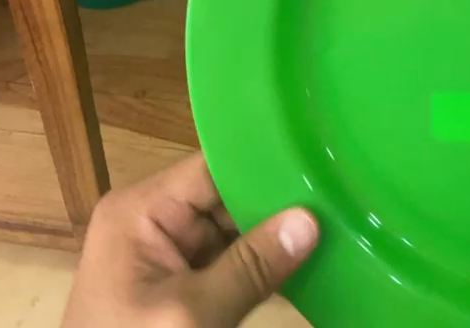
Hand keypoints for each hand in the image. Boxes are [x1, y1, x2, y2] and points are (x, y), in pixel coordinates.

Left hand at [62, 152, 319, 327]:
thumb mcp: (193, 315)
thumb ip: (251, 266)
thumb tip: (310, 220)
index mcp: (140, 209)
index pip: (209, 169)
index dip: (259, 162)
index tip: (312, 158)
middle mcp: (151, 219)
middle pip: (223, 196)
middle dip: (271, 201)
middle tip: (330, 194)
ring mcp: (164, 254)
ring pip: (230, 229)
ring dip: (271, 233)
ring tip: (328, 217)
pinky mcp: (177, 285)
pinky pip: (225, 261)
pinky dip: (258, 264)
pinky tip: (302, 256)